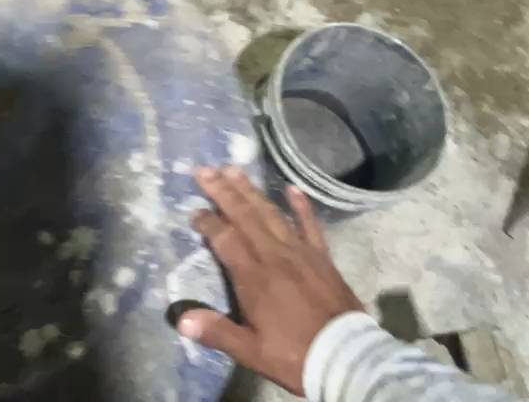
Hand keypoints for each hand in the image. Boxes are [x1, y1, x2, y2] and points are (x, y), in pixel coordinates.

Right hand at [177, 166, 361, 394]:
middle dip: (223, 191)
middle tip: (205, 169)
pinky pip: (310, 225)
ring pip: (270, 213)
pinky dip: (302, 205)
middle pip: (244, 216)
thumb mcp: (252, 352)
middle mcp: (274, 256)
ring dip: (250, 190)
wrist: (347, 359)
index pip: (225, 239)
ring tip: (233, 169)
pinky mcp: (321, 256)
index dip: (208, 222)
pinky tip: (293, 188)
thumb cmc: (296, 356)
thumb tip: (181, 319)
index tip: (193, 210)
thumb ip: (218, 332)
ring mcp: (300, 252)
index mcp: (255, 277)